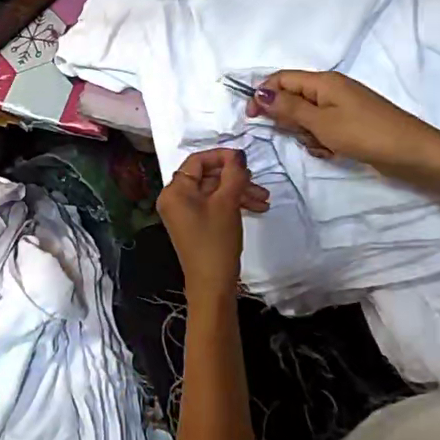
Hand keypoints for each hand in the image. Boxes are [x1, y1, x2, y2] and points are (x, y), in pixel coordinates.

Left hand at [157, 148, 267, 294]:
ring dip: (239, 192)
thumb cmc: (216, 240)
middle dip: (235, 178)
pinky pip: (213, 205)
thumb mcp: (227, 203)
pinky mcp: (194, 223)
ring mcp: (184, 212)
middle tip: (258, 184)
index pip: (197, 161)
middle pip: (207, 176)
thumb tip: (237, 155)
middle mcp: (174, 198)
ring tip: (264, 200)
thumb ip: (233, 174)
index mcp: (174, 190)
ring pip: (213, 191)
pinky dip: (232, 204)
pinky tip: (257, 208)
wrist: (212, 283)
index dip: (222, 156)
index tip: (245, 160)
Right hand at [250, 70, 439, 173]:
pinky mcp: (348, 124)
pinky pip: (321, 129)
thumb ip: (288, 107)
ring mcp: (341, 107)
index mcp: (323, 81)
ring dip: (306, 134)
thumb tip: (259, 93)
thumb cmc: (364, 134)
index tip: (251, 118)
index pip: (281, 79)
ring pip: (305, 118)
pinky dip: (321, 141)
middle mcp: (330, 89)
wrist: (412, 153)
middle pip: (291, 99)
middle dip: (289, 120)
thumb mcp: (320, 122)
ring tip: (323, 146)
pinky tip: (333, 151)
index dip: (262, 95)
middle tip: (303, 135)